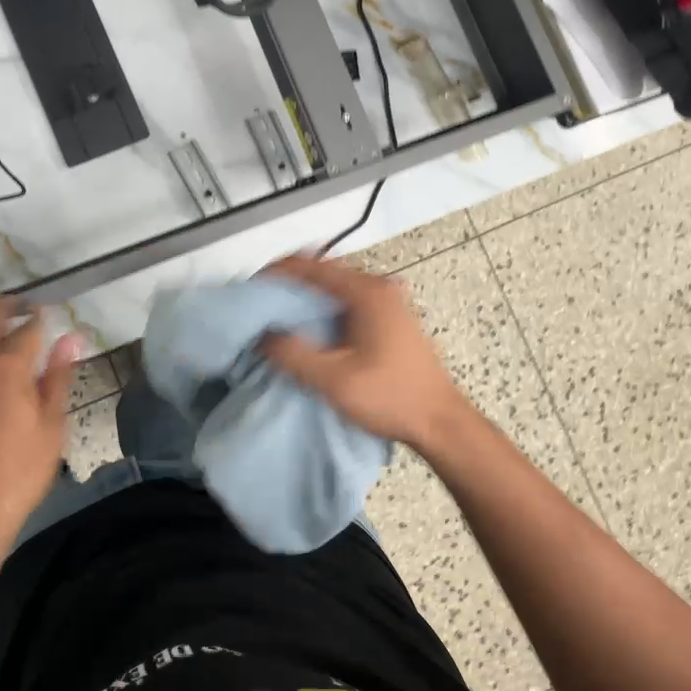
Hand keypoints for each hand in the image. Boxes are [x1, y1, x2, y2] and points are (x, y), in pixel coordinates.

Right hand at [260, 256, 473, 450]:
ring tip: (275, 318)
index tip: (248, 290)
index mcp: (366, 292)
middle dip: (287, 285)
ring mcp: (387, 302)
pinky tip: (306, 330)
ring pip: (333, 288)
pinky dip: (321, 309)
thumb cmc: (391, 398)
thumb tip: (261, 334)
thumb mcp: (333, 379)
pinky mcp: (389, 319)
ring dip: (304, 298)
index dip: (274, 274)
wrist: (442, 425)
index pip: (309, 266)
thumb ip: (292, 353)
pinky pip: (345, 302)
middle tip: (258, 305)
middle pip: (322, 272)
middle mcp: (379, 287)